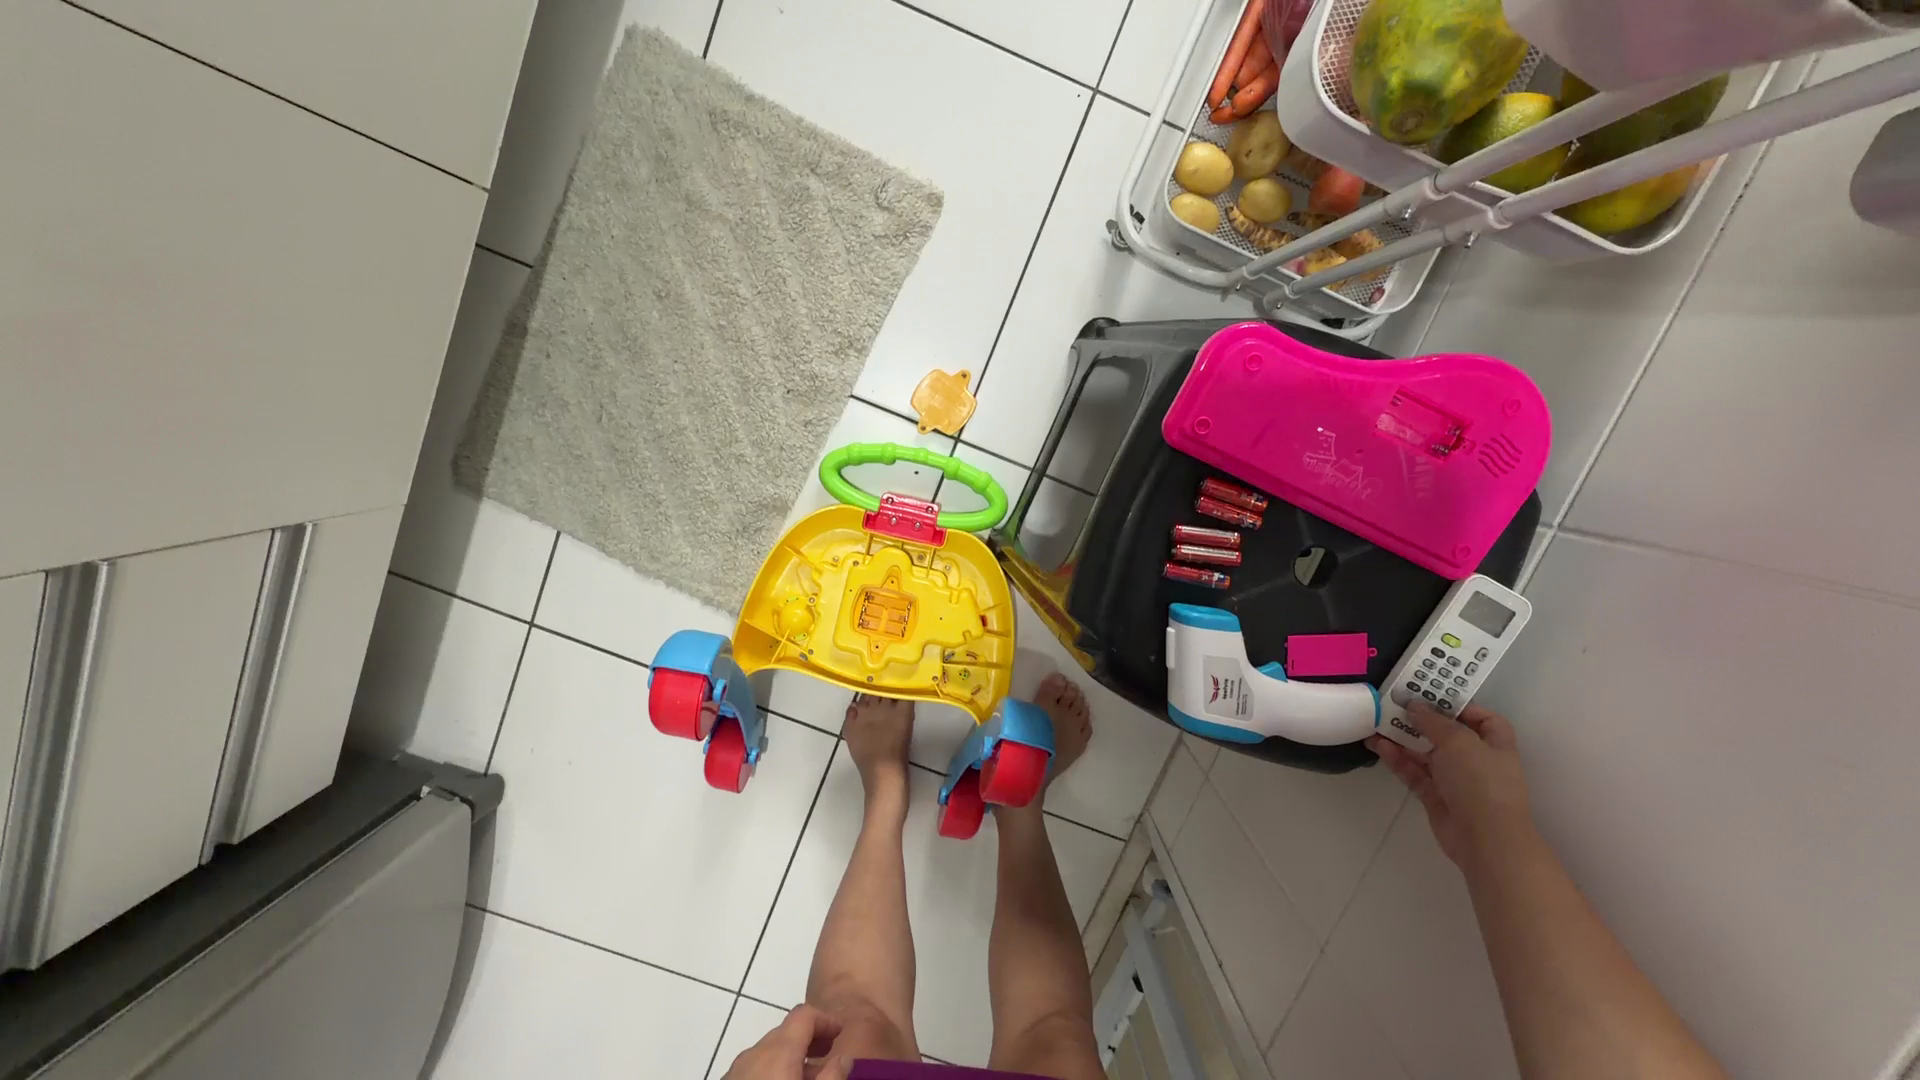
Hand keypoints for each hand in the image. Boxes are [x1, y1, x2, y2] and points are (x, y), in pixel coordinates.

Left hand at [720, 1005, 850, 1079]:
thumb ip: (832, 1077)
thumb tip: (844, 1057)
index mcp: (778, 1051)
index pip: (803, 1015)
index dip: (825, 1020)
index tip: (840, 1034)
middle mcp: (755, 1053)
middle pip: (785, 1032)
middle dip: (809, 1040)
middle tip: (828, 1055)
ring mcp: (736, 1072)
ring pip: (768, 1053)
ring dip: (791, 1058)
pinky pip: (754, 1071)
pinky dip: (772, 1072)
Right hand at [1366, 702, 1534, 869]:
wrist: (1485, 838)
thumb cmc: (1481, 782)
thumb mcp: (1459, 741)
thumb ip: (1433, 721)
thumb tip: (1414, 706)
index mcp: (1494, 744)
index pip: (1485, 719)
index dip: (1462, 707)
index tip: (1433, 697)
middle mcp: (1476, 760)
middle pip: (1447, 734)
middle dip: (1421, 720)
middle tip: (1393, 705)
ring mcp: (1455, 779)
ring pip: (1425, 753)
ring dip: (1402, 738)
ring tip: (1376, 722)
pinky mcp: (1434, 795)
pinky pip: (1413, 771)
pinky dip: (1396, 758)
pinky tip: (1378, 745)